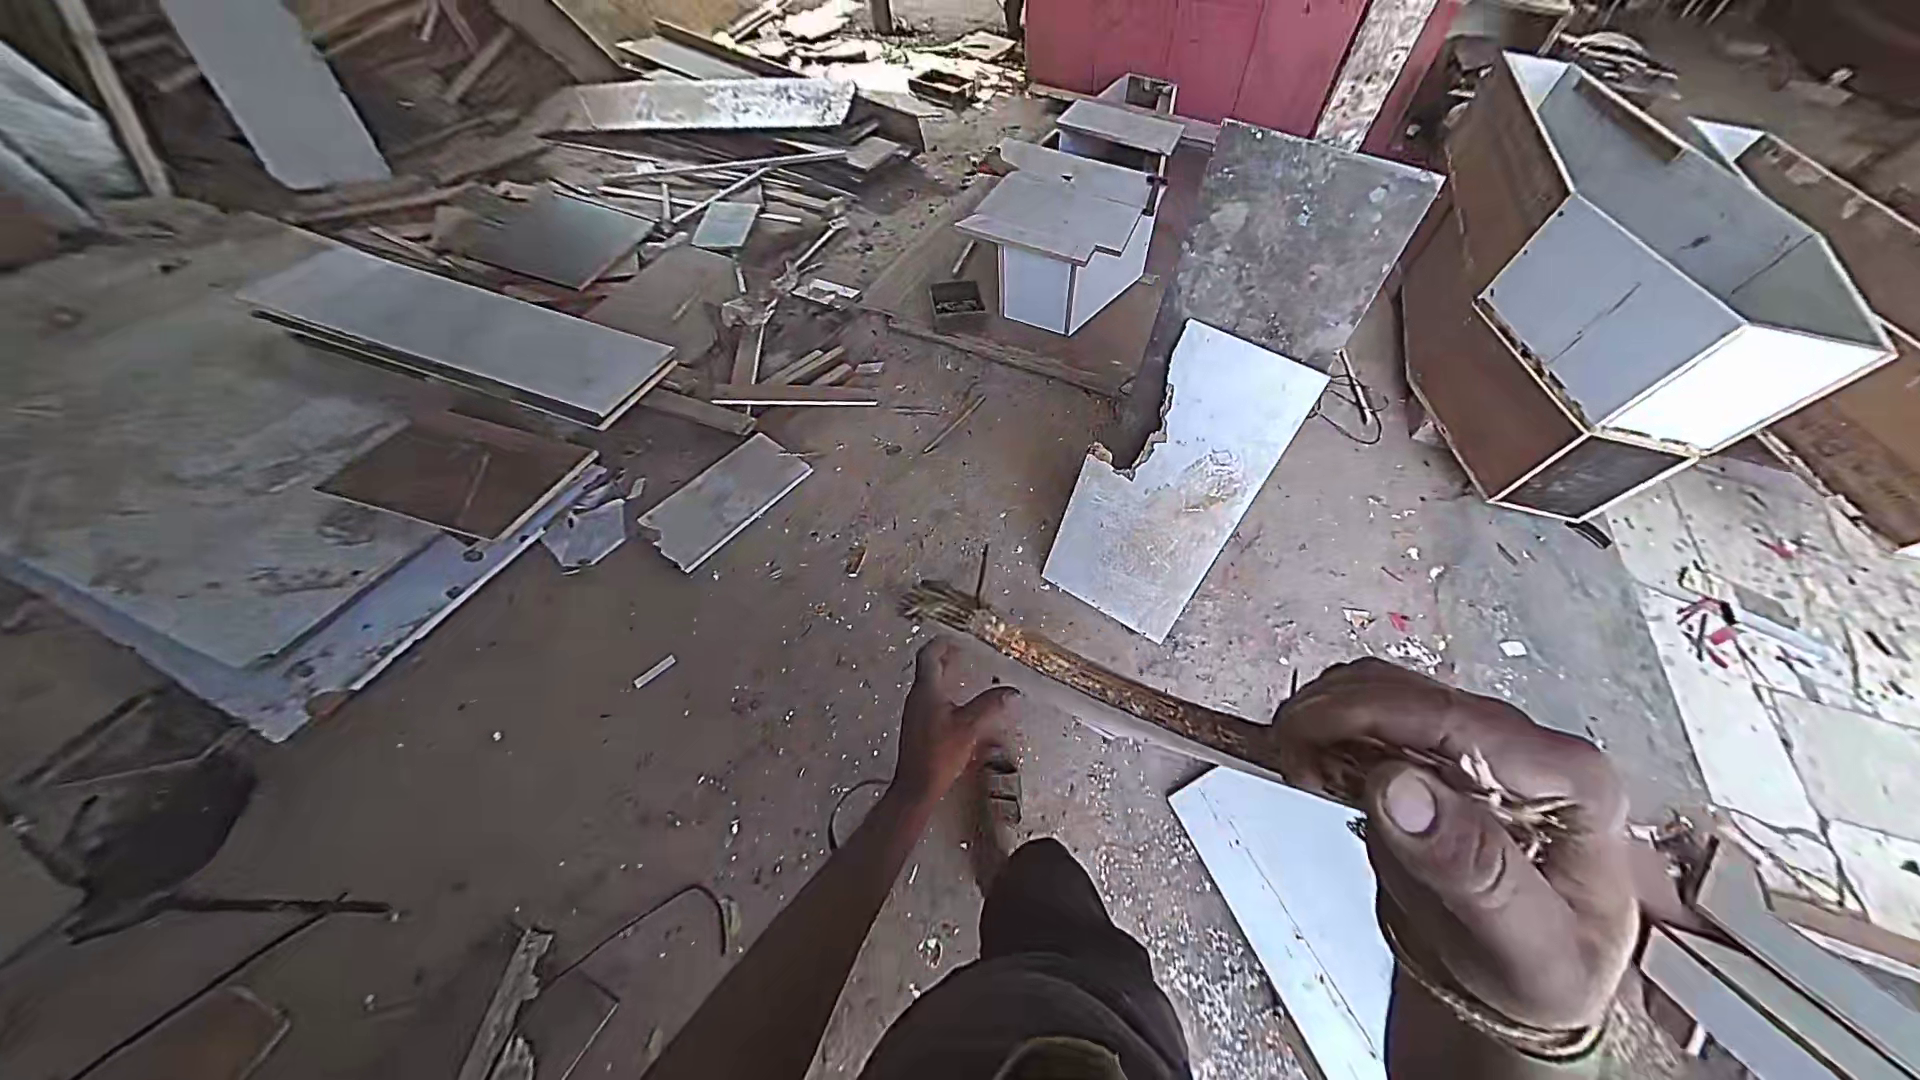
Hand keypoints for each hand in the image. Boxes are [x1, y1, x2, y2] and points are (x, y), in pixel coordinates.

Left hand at [892, 639, 1020, 804]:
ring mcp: (915, 711)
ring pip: (928, 683)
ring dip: (944, 673)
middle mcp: (917, 696)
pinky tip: (958, 701)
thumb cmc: (939, 754)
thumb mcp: (969, 727)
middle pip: (928, 666)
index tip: (957, 637)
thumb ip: (990, 706)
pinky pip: (930, 698)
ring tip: (963, 671)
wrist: (916, 786)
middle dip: (945, 656)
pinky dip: (943, 690)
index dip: (942, 643)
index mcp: (926, 690)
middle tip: (963, 651)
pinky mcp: (917, 725)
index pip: (929, 655)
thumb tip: (1012, 691)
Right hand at [1275, 659, 1635, 1031]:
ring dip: (1322, 716)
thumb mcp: (1525, 950)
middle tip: (1295, 768)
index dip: (1357, 718)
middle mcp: (1525, 743)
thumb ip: (1468, 869)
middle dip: (1330, 718)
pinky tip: (1317, 759)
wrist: (1518, 972)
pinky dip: (1327, 721)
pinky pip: (1366, 702)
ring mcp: (1476, 734)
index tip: (1302, 745)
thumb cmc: (1537, 970)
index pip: (1443, 715)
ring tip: (1304, 769)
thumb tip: (1395, 786)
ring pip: (1377, 686)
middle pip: (1402, 692)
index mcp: (1567, 780)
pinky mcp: (1434, 738)